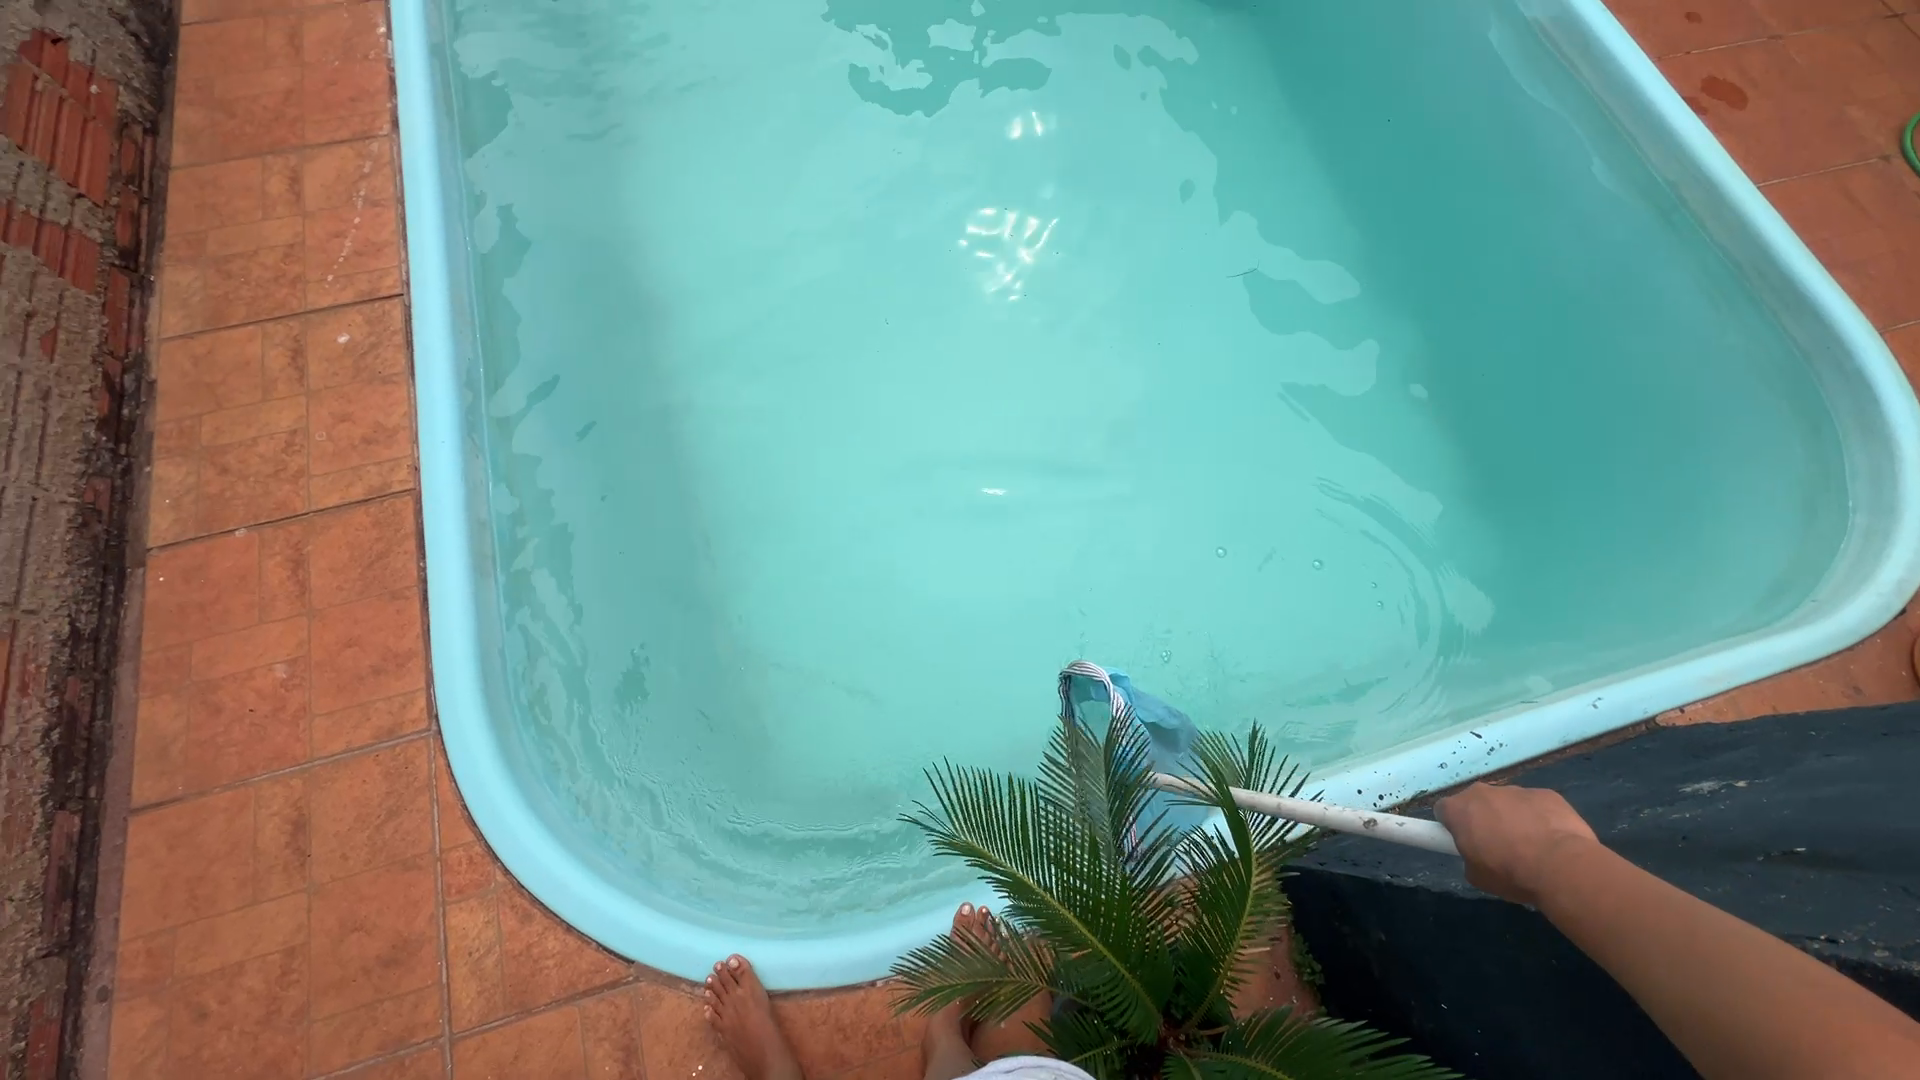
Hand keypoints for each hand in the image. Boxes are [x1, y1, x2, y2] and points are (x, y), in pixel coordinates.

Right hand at [1435, 783, 1599, 906]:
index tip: (1465, 842)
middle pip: (1476, 802)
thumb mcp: (1476, 876)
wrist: (1562, 866)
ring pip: (1509, 803)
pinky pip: (1538, 805)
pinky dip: (1542, 819)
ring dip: (1514, 819)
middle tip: (1499, 848)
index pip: (1444, 810)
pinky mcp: (1547, 794)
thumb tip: (1480, 854)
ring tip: (1534, 848)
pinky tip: (1554, 841)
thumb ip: (1469, 858)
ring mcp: (1516, 790)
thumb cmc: (1510, 873)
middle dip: (1484, 819)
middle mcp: (1482, 792)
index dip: (1453, 826)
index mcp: (1457, 809)